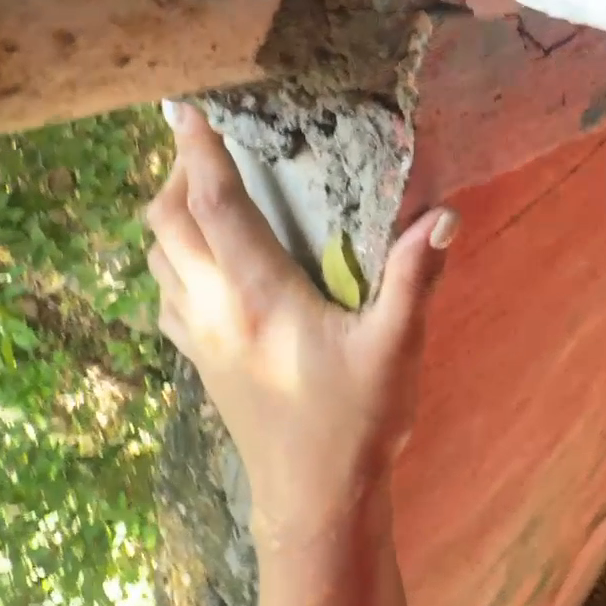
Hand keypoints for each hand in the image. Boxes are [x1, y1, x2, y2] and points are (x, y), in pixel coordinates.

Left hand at [147, 100, 456, 546]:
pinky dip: (175, 253)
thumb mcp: (396, 345)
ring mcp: (199, 339)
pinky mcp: (202, 359)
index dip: (198, 155)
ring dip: (171, 212)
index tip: (187, 109)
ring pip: (160, 258)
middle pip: (169, 227)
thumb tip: (444, 215)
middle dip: (175, 174)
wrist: (314, 496)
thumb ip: (416, 276)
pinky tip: (208, 256)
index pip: (214, 210)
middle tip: (207, 141)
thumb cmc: (356, 417)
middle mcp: (214, 311)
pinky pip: (169, 289)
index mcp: (257, 299)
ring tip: (206, 186)